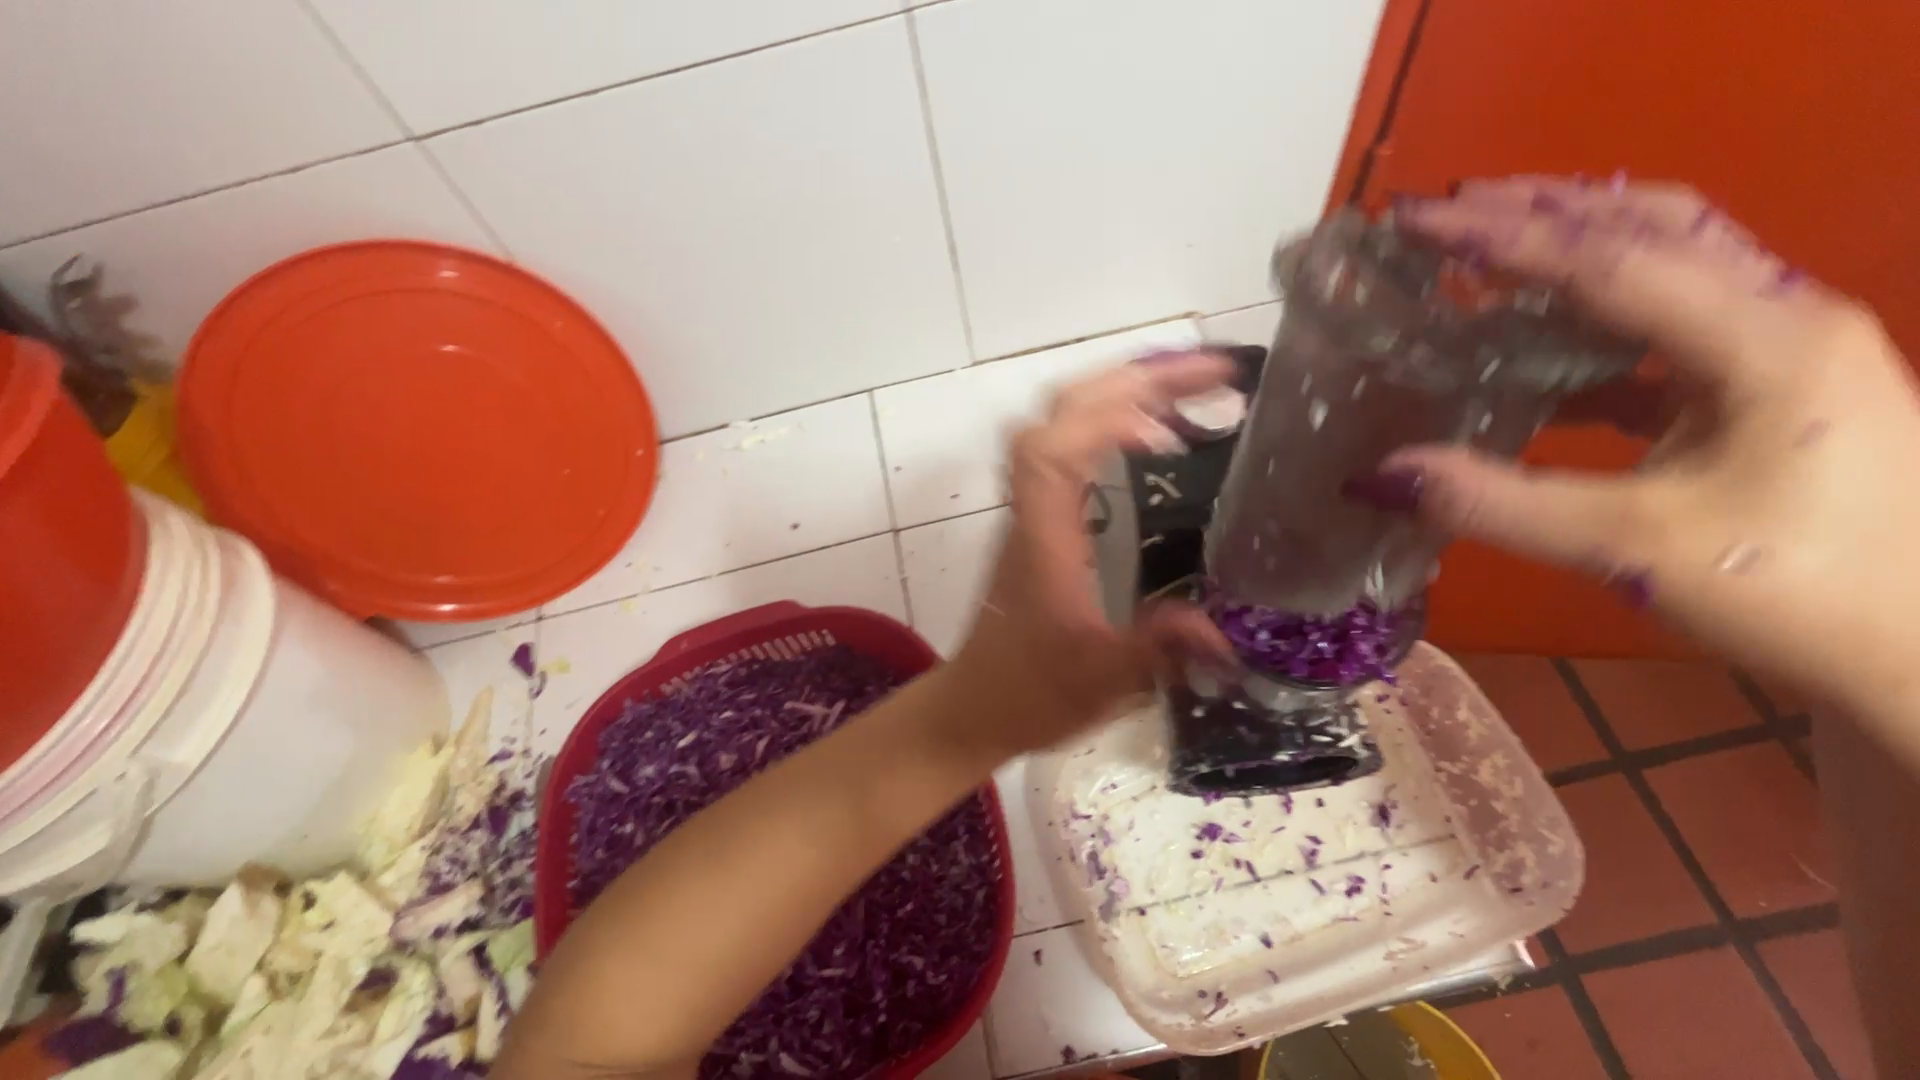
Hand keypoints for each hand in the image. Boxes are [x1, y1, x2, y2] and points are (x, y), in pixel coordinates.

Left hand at [943, 353, 1234, 757]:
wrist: (973, 706)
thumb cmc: (1028, 693)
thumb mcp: (1100, 680)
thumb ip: (1157, 652)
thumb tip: (1225, 635)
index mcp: (1044, 537)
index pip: (1056, 447)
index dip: (1112, 412)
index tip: (1181, 412)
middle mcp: (1033, 510)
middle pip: (1061, 414)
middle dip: (1133, 382)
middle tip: (1210, 376)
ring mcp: (1032, 511)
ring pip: (1061, 423)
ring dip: (1121, 395)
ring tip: (1189, 393)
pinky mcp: (1039, 521)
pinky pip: (1067, 448)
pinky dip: (1110, 426)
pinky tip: (1154, 443)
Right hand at [1379, 177, 1919, 725]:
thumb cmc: (1798, 592)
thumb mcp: (1633, 549)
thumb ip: (1497, 503)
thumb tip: (1377, 475)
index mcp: (1767, 341)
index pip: (1613, 260)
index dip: (1506, 238)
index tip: (1418, 223)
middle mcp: (1784, 318)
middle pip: (1656, 226)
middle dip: (1546, 209)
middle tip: (1452, 212)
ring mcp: (1782, 349)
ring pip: (1669, 264)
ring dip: (1574, 250)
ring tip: (1485, 254)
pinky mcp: (1767, 387)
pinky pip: (1667, 324)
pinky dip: (1593, 318)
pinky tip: (1536, 345)